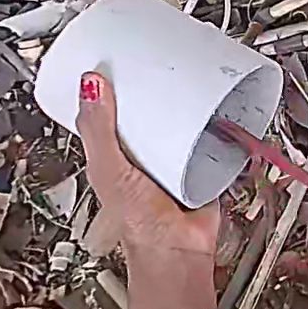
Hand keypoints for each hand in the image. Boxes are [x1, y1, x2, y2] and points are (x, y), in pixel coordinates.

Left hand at [77, 72, 220, 308]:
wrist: (178, 251)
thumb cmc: (138, 224)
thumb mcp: (108, 170)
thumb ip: (98, 130)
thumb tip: (90, 85)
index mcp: (114, 152)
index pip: (109, 110)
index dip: (111, 84)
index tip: (117, 57)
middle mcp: (143, 152)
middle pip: (148, 110)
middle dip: (153, 87)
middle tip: (159, 59)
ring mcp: (174, 156)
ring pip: (178, 120)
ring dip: (184, 103)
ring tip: (190, 76)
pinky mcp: (202, 162)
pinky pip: (208, 136)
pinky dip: (213, 123)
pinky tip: (217, 108)